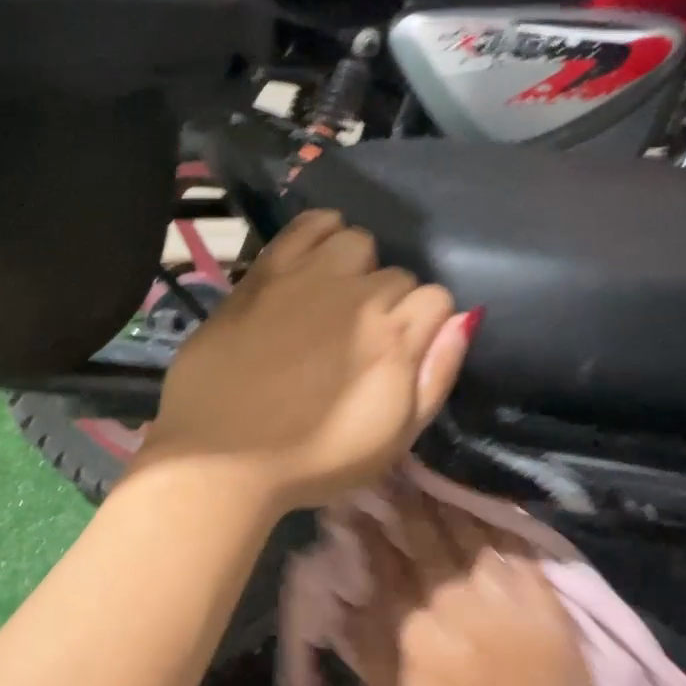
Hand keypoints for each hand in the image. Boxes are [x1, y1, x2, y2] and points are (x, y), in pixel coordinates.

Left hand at [133, 211, 475, 511]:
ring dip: (354, 267)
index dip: (423, 328)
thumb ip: (436, 376)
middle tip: (357, 344)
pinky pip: (306, 224)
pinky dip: (319, 233)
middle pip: (397, 274)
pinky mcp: (263, 273)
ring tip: (333, 300)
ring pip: (355, 240)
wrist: (221, 458)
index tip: (399, 357)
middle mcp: (357, 295)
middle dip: (388, 306)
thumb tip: (464, 320)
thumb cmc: (312, 461)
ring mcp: (306, 277)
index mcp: (394, 338)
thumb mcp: (393, 440)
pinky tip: (312, 261)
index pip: (437, 299)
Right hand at [339, 484, 609, 685]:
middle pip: (424, 541)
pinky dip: (491, 525)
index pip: (384, 568)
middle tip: (388, 473)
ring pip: (467, 537)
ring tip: (424, 479)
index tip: (354, 505)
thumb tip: (342, 601)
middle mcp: (455, 609)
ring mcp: (503, 602)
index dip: (368, 533)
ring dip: (442, 504)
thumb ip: (366, 651)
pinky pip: (513, 551)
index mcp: (414, 637)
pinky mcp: (543, 602)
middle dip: (403, 503)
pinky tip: (474, 507)